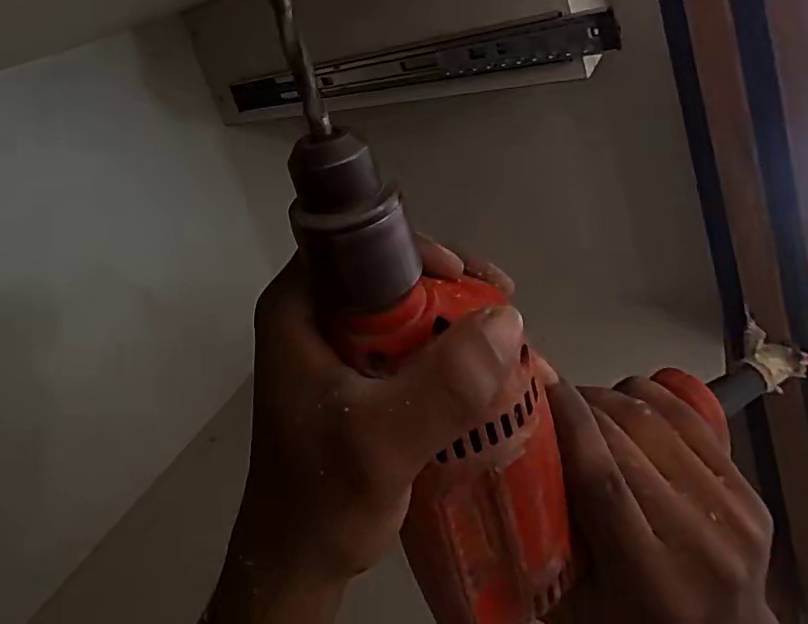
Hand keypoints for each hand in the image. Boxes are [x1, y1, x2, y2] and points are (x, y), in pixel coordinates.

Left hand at [205, 240, 520, 622]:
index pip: (352, 247)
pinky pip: (408, 347)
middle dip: (449, 289)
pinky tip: (491, 374)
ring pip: (403, 311)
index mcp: (297, 307)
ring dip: (456, 323)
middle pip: (386, 275)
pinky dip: (448, 355)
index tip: (467, 275)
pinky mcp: (357, 377)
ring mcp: (335, 347)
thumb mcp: (383, 439)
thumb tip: (507, 320)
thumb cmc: (320, 496)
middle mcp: (314, 316)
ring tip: (510, 343)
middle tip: (502, 305)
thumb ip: (442, 386)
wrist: (298, 561)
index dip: (412, 250)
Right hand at [545, 376, 775, 623]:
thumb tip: (495, 445)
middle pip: (627, 436)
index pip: (604, 478)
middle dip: (577, 402)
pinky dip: (644, 398)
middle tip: (542, 398)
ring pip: (653, 415)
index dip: (565, 417)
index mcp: (655, 582)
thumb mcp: (568, 597)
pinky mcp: (750, 495)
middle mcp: (705, 548)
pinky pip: (685, 417)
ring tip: (579, 408)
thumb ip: (537, 527)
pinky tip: (619, 409)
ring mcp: (736, 518)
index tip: (532, 378)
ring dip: (606, 397)